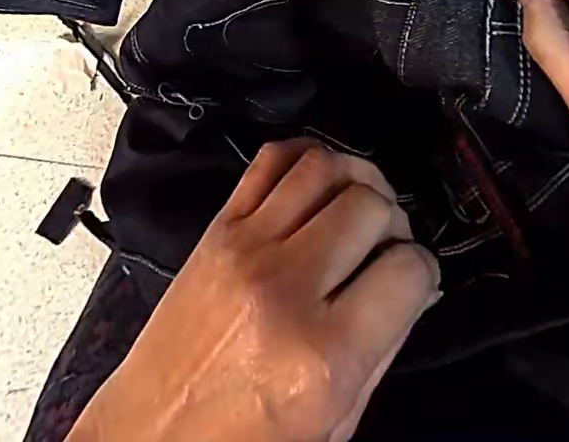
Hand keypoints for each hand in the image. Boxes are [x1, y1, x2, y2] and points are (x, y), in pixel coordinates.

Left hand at [70, 139, 439, 441]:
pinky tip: (321, 179)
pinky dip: (308, 155)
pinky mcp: (219, 226)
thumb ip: (384, 347)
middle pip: (371, 206)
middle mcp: (286, 288)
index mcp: (322, 357)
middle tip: (389, 243)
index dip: (424, 270)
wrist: (145, 441)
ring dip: (360, 177)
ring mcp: (247, 247)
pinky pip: (273, 159)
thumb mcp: (333, 424)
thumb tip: (416, 284)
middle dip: (396, 221)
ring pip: (326, 168)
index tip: (415, 278)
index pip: (407, 270)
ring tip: (362, 203)